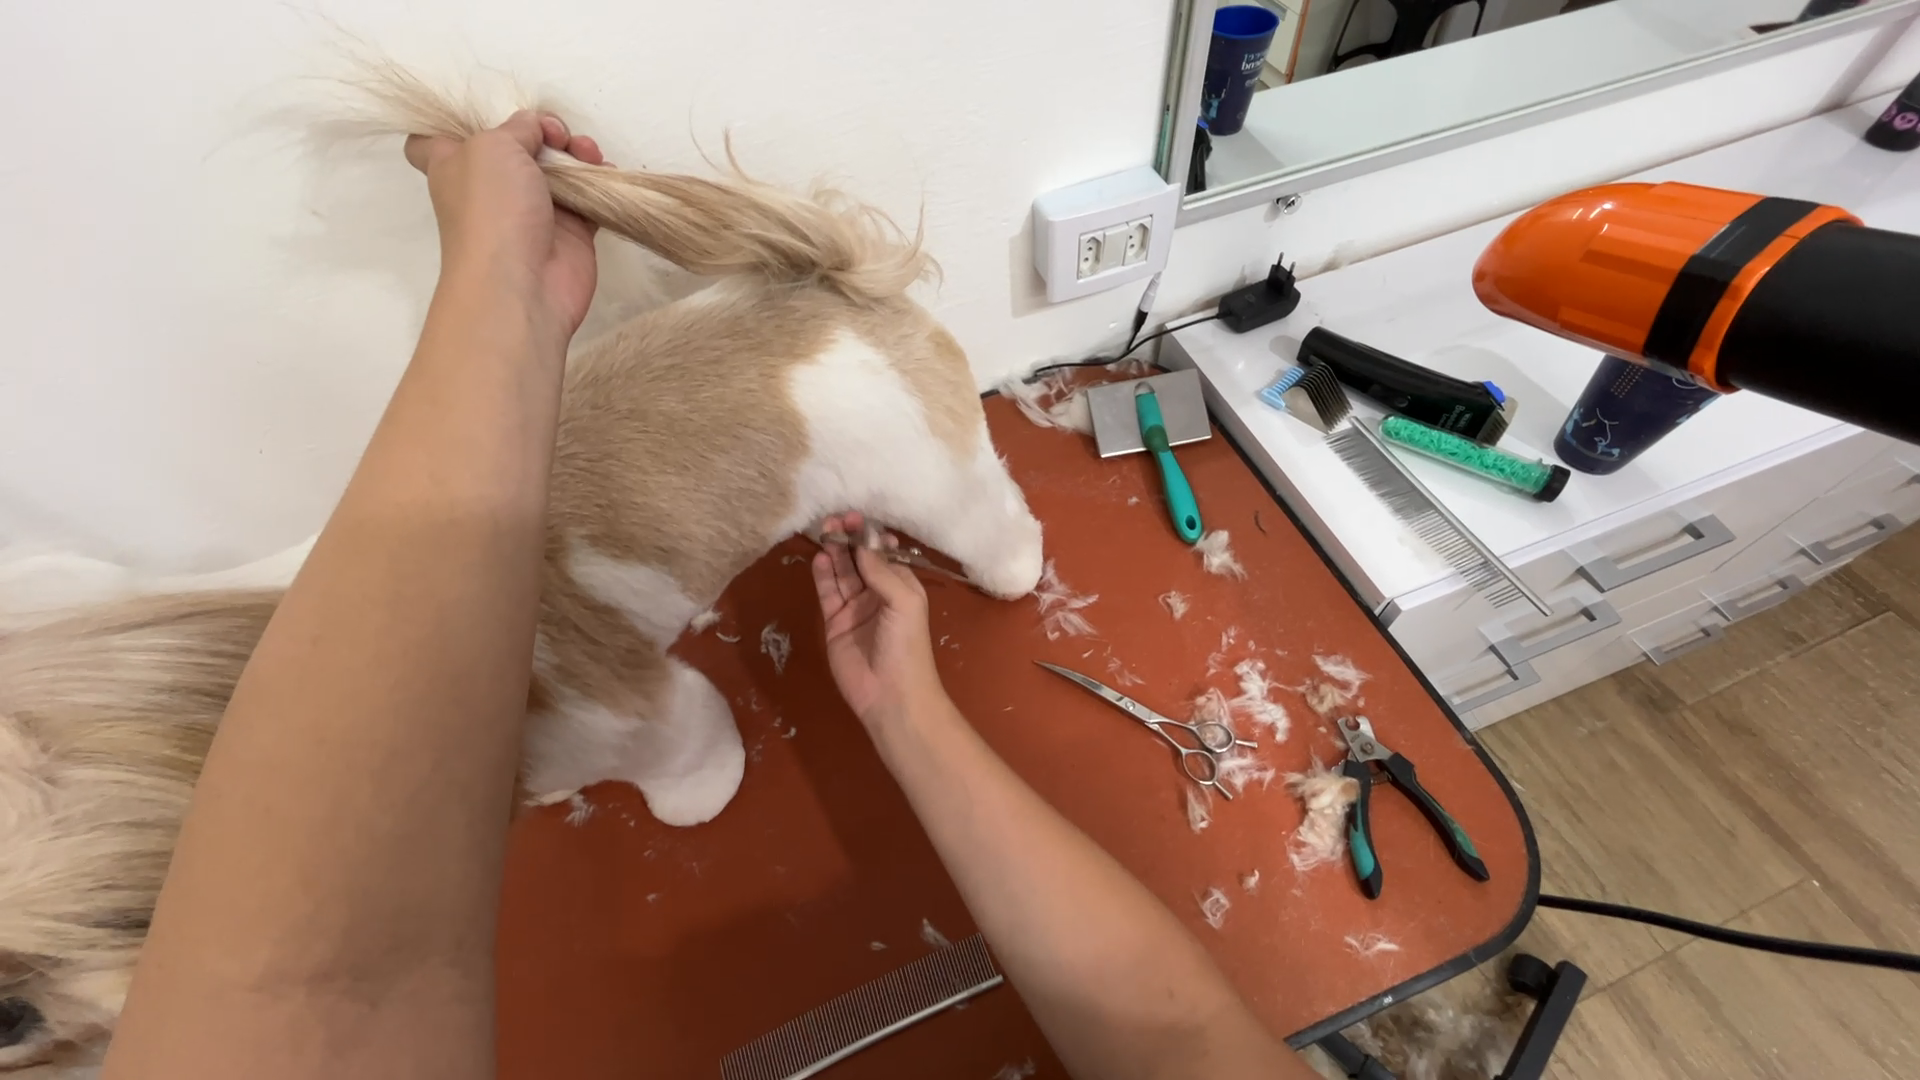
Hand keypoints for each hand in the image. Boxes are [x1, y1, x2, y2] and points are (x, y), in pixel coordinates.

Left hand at [405, 111, 607, 342]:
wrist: (523, 282)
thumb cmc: (493, 208)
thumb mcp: (494, 145)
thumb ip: (519, 127)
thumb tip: (535, 126)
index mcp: (455, 163)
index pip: (444, 137)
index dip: (466, 122)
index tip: (493, 120)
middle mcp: (492, 185)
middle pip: (516, 146)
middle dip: (541, 131)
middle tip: (559, 134)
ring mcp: (533, 210)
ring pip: (556, 170)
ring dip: (575, 154)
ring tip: (590, 152)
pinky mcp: (570, 231)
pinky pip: (586, 199)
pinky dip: (598, 184)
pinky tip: (607, 172)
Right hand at [810, 512, 945, 725]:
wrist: (891, 694)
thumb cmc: (907, 645)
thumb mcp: (904, 602)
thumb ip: (882, 571)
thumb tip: (863, 544)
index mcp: (902, 585)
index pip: (884, 553)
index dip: (871, 536)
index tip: (857, 518)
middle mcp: (878, 593)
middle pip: (860, 559)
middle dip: (850, 538)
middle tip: (836, 519)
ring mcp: (855, 607)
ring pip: (842, 572)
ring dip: (835, 552)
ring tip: (825, 530)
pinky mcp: (835, 621)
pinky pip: (828, 592)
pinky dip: (823, 574)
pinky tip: (820, 557)